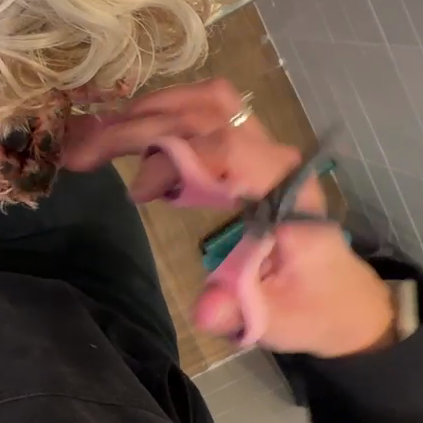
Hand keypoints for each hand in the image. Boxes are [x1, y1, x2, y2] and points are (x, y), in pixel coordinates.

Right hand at [62, 78, 391, 357]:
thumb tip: (206, 311)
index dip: (173, 157)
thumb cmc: (309, 307)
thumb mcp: (277, 322)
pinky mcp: (249, 146)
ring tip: (99, 138)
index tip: (136, 193)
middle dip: (135, 128)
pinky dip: (163, 113)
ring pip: (203, 100)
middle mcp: (275, 157)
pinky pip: (205, 108)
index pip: (228, 148)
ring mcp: (264, 145)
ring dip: (147, 112)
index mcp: (286, 193)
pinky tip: (132, 136)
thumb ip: (240, 311)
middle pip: (203, 114)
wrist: (342, 294)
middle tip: (80, 154)